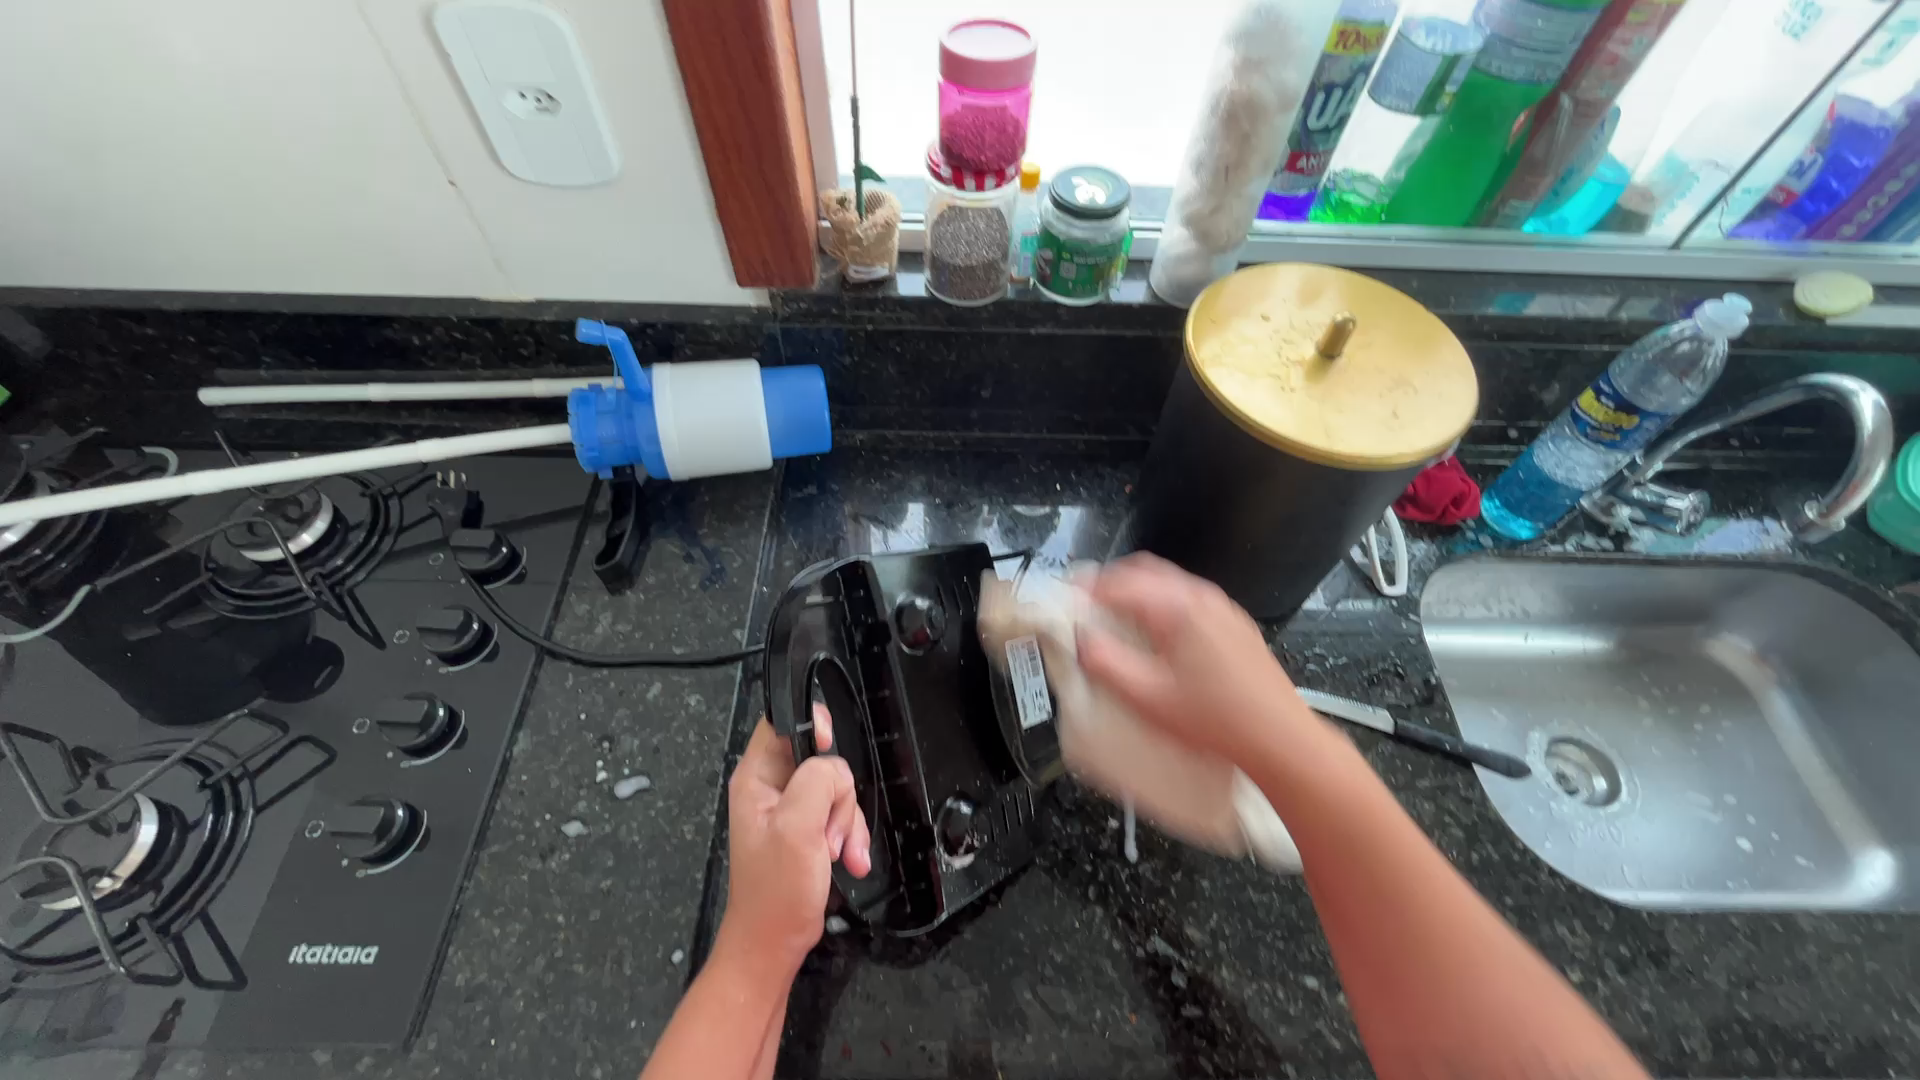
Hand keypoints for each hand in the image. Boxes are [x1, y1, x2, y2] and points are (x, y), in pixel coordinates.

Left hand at [718, 709, 871, 972]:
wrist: (776, 943)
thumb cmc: (775, 891)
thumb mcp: (796, 828)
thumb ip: (817, 782)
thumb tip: (835, 767)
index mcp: (756, 778)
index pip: (781, 721)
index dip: (810, 724)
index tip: (827, 747)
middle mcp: (772, 788)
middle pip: (822, 759)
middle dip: (838, 795)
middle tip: (827, 828)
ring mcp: (792, 809)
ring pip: (838, 789)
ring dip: (847, 821)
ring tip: (835, 851)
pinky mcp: (809, 828)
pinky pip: (842, 814)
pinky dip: (850, 836)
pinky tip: (848, 859)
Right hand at [1076, 553, 1323, 767]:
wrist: (1281, 740)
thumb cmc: (1216, 721)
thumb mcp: (1147, 698)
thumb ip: (1105, 662)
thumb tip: (1080, 639)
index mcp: (1176, 608)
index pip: (1117, 582)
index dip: (1084, 589)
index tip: (1064, 602)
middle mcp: (1201, 597)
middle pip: (1144, 571)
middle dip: (1109, 583)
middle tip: (1085, 607)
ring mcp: (1222, 609)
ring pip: (1168, 583)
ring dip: (1136, 593)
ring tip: (1115, 622)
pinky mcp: (1234, 625)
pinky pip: (1189, 600)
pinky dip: (1162, 606)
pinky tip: (1156, 638)